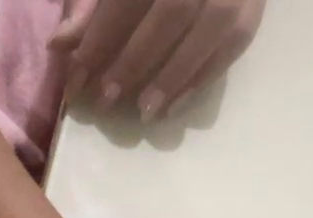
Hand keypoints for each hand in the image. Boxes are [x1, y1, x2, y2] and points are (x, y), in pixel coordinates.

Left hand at [51, 0, 266, 121]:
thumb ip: (89, 6)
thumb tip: (57, 46)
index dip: (98, 41)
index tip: (75, 83)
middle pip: (173, 8)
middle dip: (135, 59)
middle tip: (107, 100)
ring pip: (214, 23)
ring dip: (175, 74)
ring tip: (145, 112)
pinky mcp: (255, 1)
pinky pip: (238, 38)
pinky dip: (204, 76)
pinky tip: (176, 106)